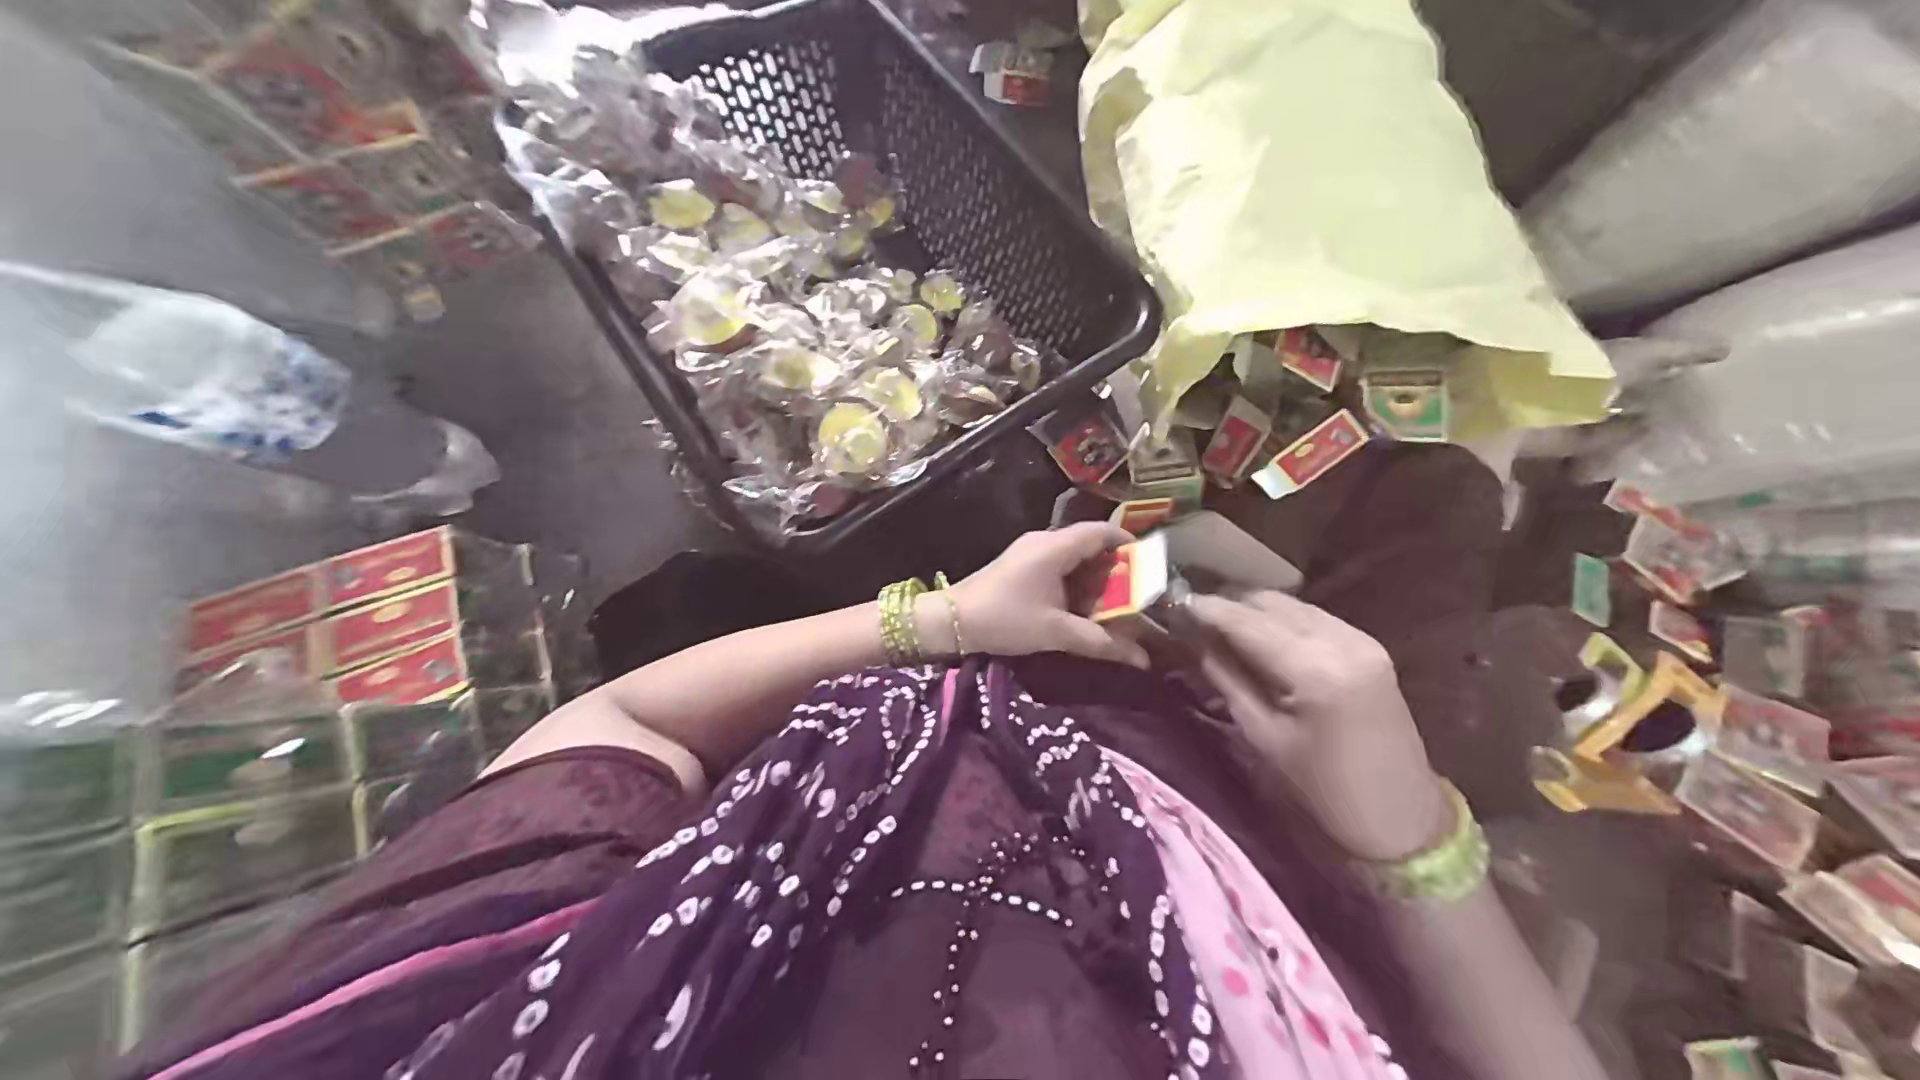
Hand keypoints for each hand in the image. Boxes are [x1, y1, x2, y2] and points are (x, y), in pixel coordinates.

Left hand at [938, 523, 1150, 668]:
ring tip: (1111, 606)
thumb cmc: (1005, 620)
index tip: (1149, 567)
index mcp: (1054, 547)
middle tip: (1134, 596)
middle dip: (1114, 569)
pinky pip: (1059, 564)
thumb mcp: (1056, 632)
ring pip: (1074, 556)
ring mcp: (1030, 551)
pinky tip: (1081, 607)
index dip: (1129, 544)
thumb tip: (1143, 659)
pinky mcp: (1021, 564)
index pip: (1101, 531)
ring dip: (1094, 578)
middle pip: (1090, 544)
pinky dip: (1076, 582)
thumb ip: (1101, 643)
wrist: (951, 621)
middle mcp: (1044, 541)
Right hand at [1184, 591, 1447, 860]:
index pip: (1246, 621)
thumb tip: (1190, 638)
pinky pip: (1311, 616)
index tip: (1172, 603)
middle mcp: (1341, 640)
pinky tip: (1258, 635)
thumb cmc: (1323, 787)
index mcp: (1314, 669)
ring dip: (1252, 609)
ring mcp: (1360, 639)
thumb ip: (1224, 676)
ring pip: (1290, 604)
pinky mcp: (1369, 645)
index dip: (1205, 608)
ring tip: (1218, 625)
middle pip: (1269, 601)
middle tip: (1190, 617)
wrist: (1403, 818)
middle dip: (1227, 604)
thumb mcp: (1262, 734)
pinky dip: (1279, 619)